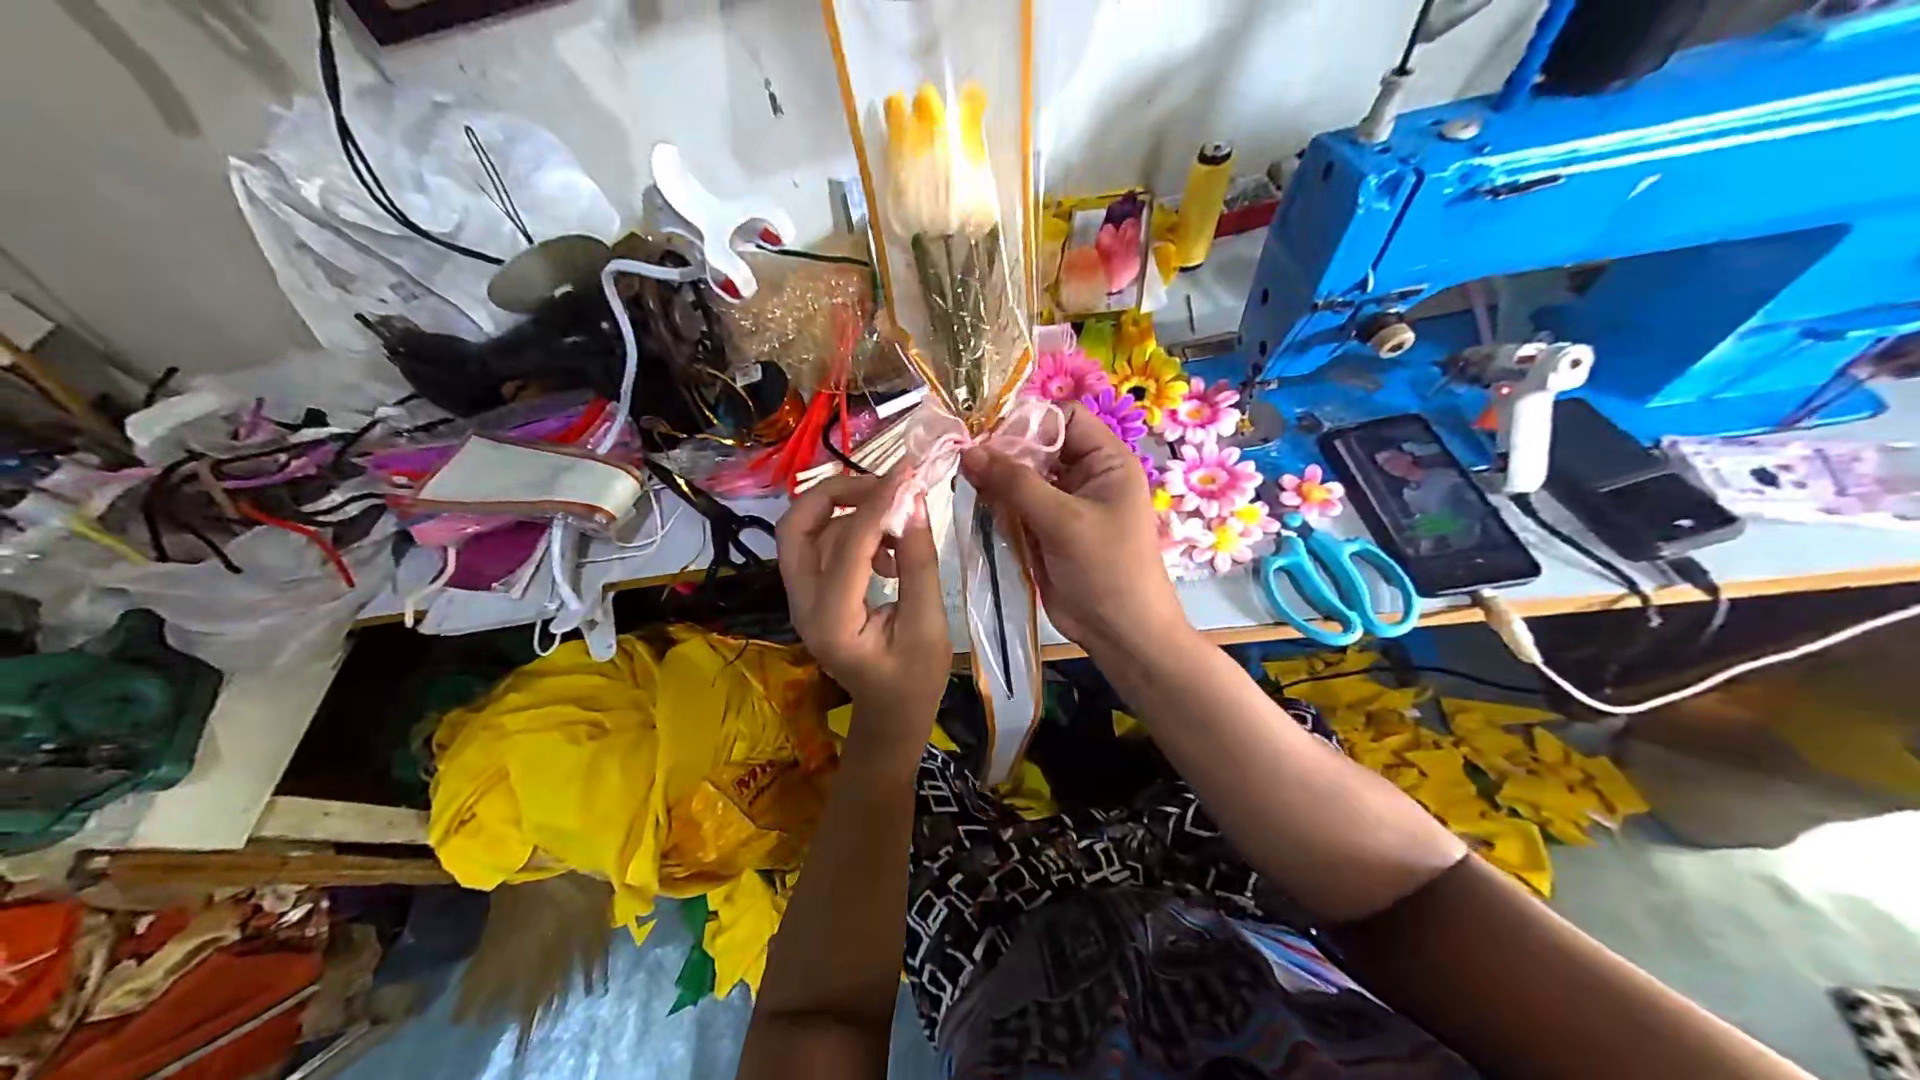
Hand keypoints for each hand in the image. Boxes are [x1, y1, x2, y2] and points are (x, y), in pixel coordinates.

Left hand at [777, 470, 949, 751]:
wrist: (889, 716)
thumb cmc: (914, 682)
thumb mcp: (928, 626)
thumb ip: (919, 563)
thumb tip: (915, 503)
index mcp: (831, 621)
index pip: (848, 545)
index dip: (879, 504)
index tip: (911, 474)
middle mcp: (803, 605)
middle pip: (796, 526)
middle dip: (837, 494)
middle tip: (884, 485)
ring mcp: (801, 600)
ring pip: (804, 531)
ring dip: (847, 511)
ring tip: (898, 522)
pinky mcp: (811, 595)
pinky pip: (819, 545)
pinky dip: (850, 531)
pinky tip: (890, 550)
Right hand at [961, 403, 1190, 657]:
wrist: (1120, 633)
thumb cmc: (1107, 570)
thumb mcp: (1064, 521)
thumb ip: (1015, 483)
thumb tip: (968, 450)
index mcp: (1106, 461)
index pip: (1065, 418)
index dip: (1028, 421)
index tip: (988, 435)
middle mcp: (1085, 476)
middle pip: (1038, 446)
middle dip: (1004, 452)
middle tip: (966, 461)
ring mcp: (1064, 504)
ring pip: (1022, 477)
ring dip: (997, 481)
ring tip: (966, 484)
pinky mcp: (1046, 531)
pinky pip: (1016, 506)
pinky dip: (998, 506)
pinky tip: (977, 507)